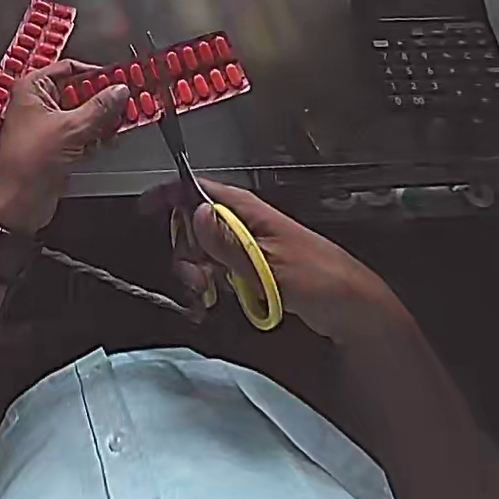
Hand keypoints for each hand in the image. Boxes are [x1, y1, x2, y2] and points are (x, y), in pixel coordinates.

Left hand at [0, 61, 130, 234]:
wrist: (19, 203)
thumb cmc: (28, 162)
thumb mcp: (70, 128)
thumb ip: (99, 107)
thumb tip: (119, 90)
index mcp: (33, 89)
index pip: (69, 68)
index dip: (95, 73)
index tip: (118, 78)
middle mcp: (39, 103)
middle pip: (79, 91)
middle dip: (104, 97)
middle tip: (127, 99)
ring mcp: (49, 125)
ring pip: (84, 112)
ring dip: (104, 117)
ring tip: (126, 117)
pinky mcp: (59, 144)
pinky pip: (84, 132)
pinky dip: (98, 133)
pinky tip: (114, 136)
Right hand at [144, 179, 406, 344]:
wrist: (352, 310)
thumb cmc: (316, 278)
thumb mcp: (269, 262)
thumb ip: (229, 241)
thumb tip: (194, 210)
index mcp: (245, 208)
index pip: (197, 188)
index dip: (169, 194)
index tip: (145, 209)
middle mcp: (241, 220)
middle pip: (192, 221)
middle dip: (184, 247)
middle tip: (195, 277)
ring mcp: (245, 243)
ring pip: (201, 247)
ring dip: (195, 269)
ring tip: (208, 293)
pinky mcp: (249, 266)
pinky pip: (215, 266)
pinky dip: (208, 281)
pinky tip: (215, 298)